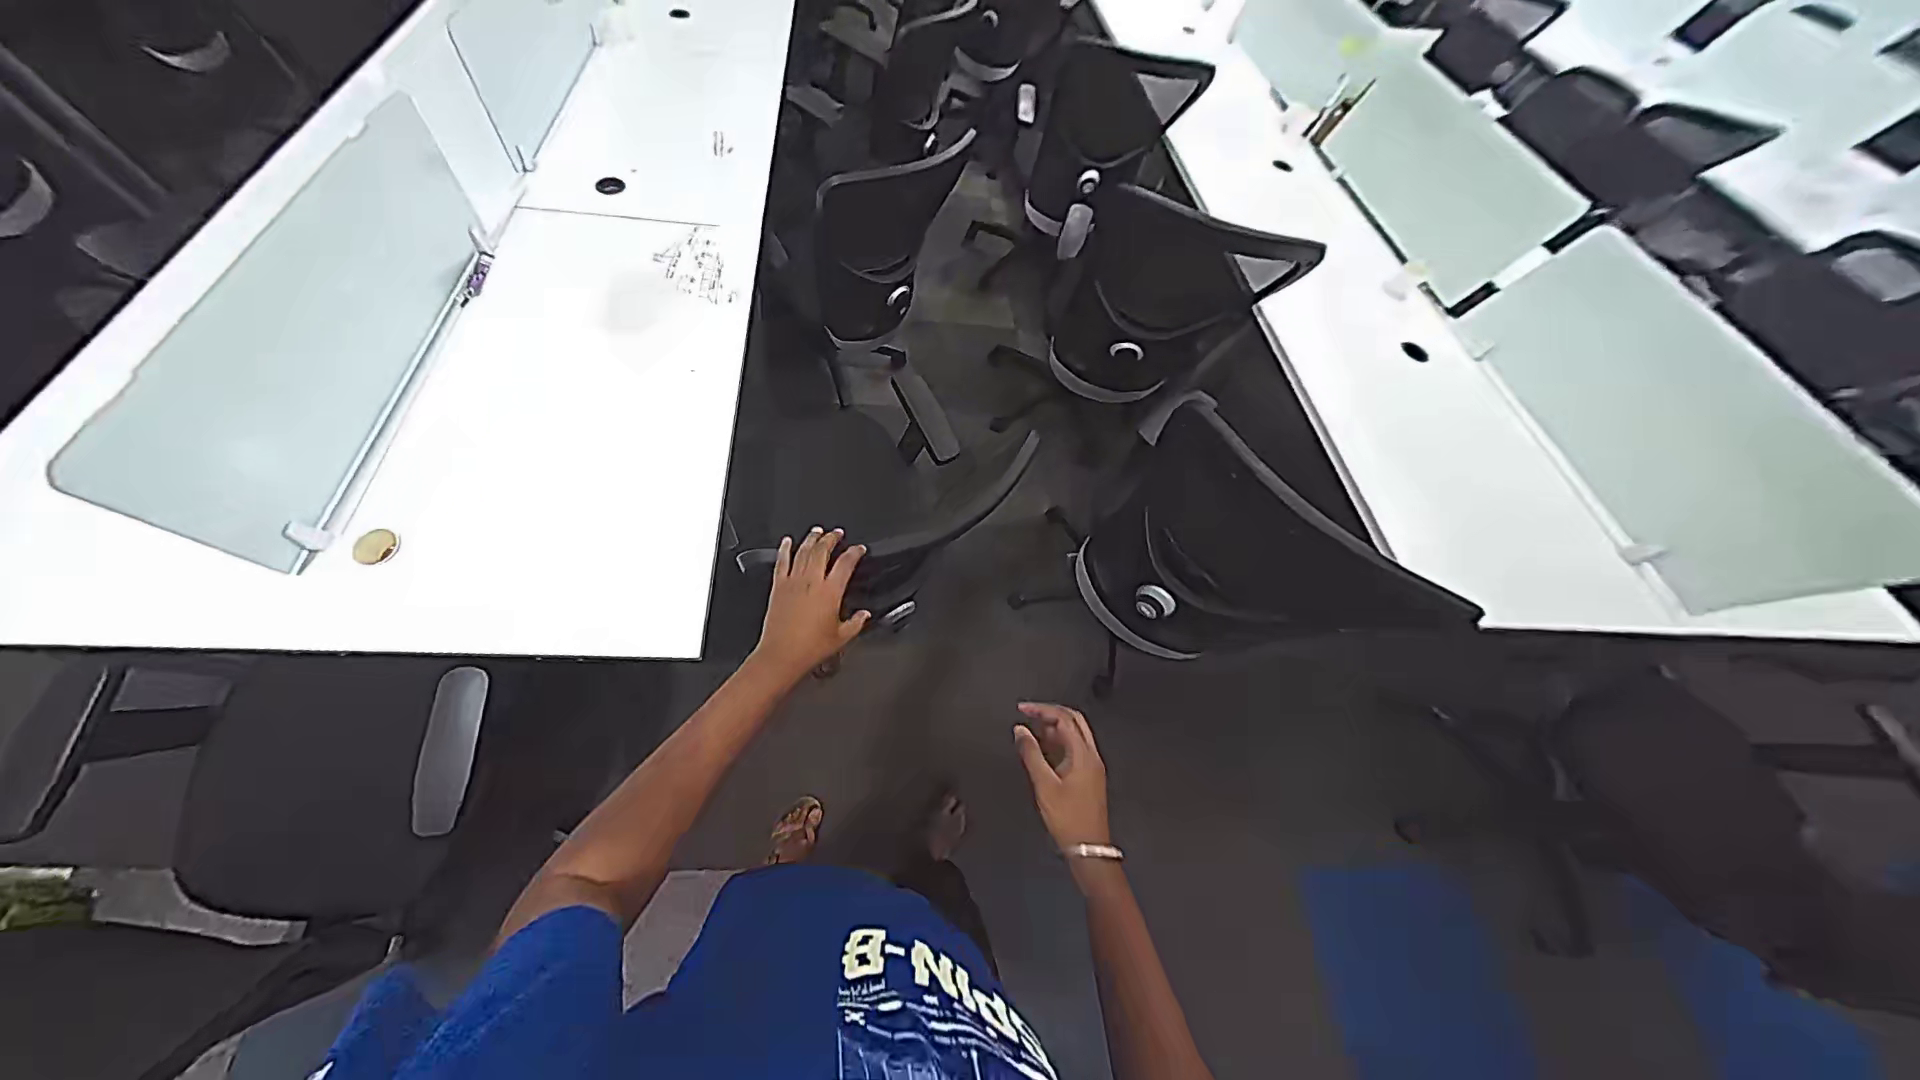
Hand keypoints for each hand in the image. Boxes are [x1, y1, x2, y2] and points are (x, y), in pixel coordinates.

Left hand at [751, 527, 869, 683]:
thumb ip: (856, 623)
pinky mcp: (778, 587)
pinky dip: (785, 549)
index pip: (846, 563)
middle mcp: (811, 582)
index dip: (854, 553)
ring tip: (817, 531)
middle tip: (837, 533)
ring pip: (803, 552)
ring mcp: (793, 582)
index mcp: (830, 592)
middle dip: (831, 538)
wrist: (782, 655)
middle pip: (822, 550)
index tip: (859, 549)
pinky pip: (782, 562)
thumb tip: (864, 615)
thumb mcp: (841, 637)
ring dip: (811, 539)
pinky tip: (787, 542)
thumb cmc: (809, 648)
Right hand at [1013, 702, 1109, 850]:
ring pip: (1074, 734)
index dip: (1042, 709)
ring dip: (1054, 727)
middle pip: (1074, 720)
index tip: (1023, 709)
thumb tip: (1021, 730)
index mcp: (1083, 754)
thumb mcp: (1044, 785)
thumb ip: (1031, 754)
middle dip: (1050, 712)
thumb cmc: (1067, 818)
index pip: (1064, 718)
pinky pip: (1073, 748)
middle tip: (1029, 712)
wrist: (1088, 847)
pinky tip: (1041, 748)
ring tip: (1031, 729)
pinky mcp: (1088, 775)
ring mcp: (1092, 765)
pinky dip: (1057, 741)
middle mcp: (1091, 755)